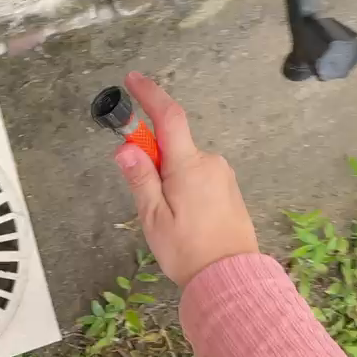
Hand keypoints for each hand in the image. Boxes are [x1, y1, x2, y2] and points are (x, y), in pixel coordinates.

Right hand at [112, 72, 258, 286]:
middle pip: (172, 146)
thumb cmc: (187, 250)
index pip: (168, 117)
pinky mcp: (227, 188)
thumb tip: (126, 148)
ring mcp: (222, 174)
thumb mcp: (152, 217)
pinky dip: (181, 188)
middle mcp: (210, 162)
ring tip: (166, 220)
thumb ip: (140, 178)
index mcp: (188, 166)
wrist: (230, 276)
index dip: (150, 94)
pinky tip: (181, 219)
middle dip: (152, 161)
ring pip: (184, 165)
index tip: (133, 80)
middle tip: (144, 199)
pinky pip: (197, 177)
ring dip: (167, 180)